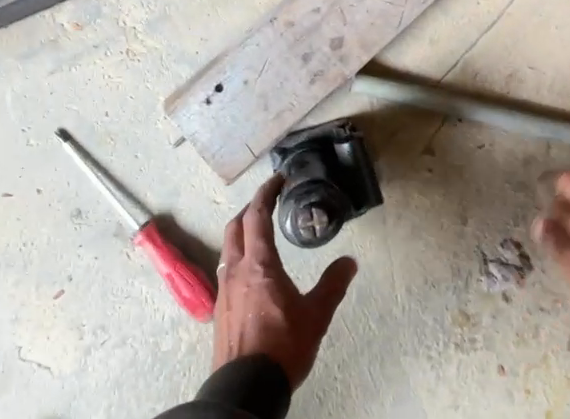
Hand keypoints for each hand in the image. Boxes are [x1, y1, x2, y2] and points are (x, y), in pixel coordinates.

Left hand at [214, 175, 358, 387]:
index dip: (266, 193)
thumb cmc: (282, 346)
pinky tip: (253, 273)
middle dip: (251, 209)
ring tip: (261, 234)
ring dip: (242, 233)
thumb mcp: (316, 314)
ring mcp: (224, 292)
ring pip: (228, 249)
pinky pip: (227, 271)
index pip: (257, 216)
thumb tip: (349, 262)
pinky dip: (239, 257)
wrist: (245, 388)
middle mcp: (236, 272)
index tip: (278, 180)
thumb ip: (333, 284)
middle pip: (235, 227)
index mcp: (259, 265)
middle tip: (269, 202)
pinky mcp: (220, 311)